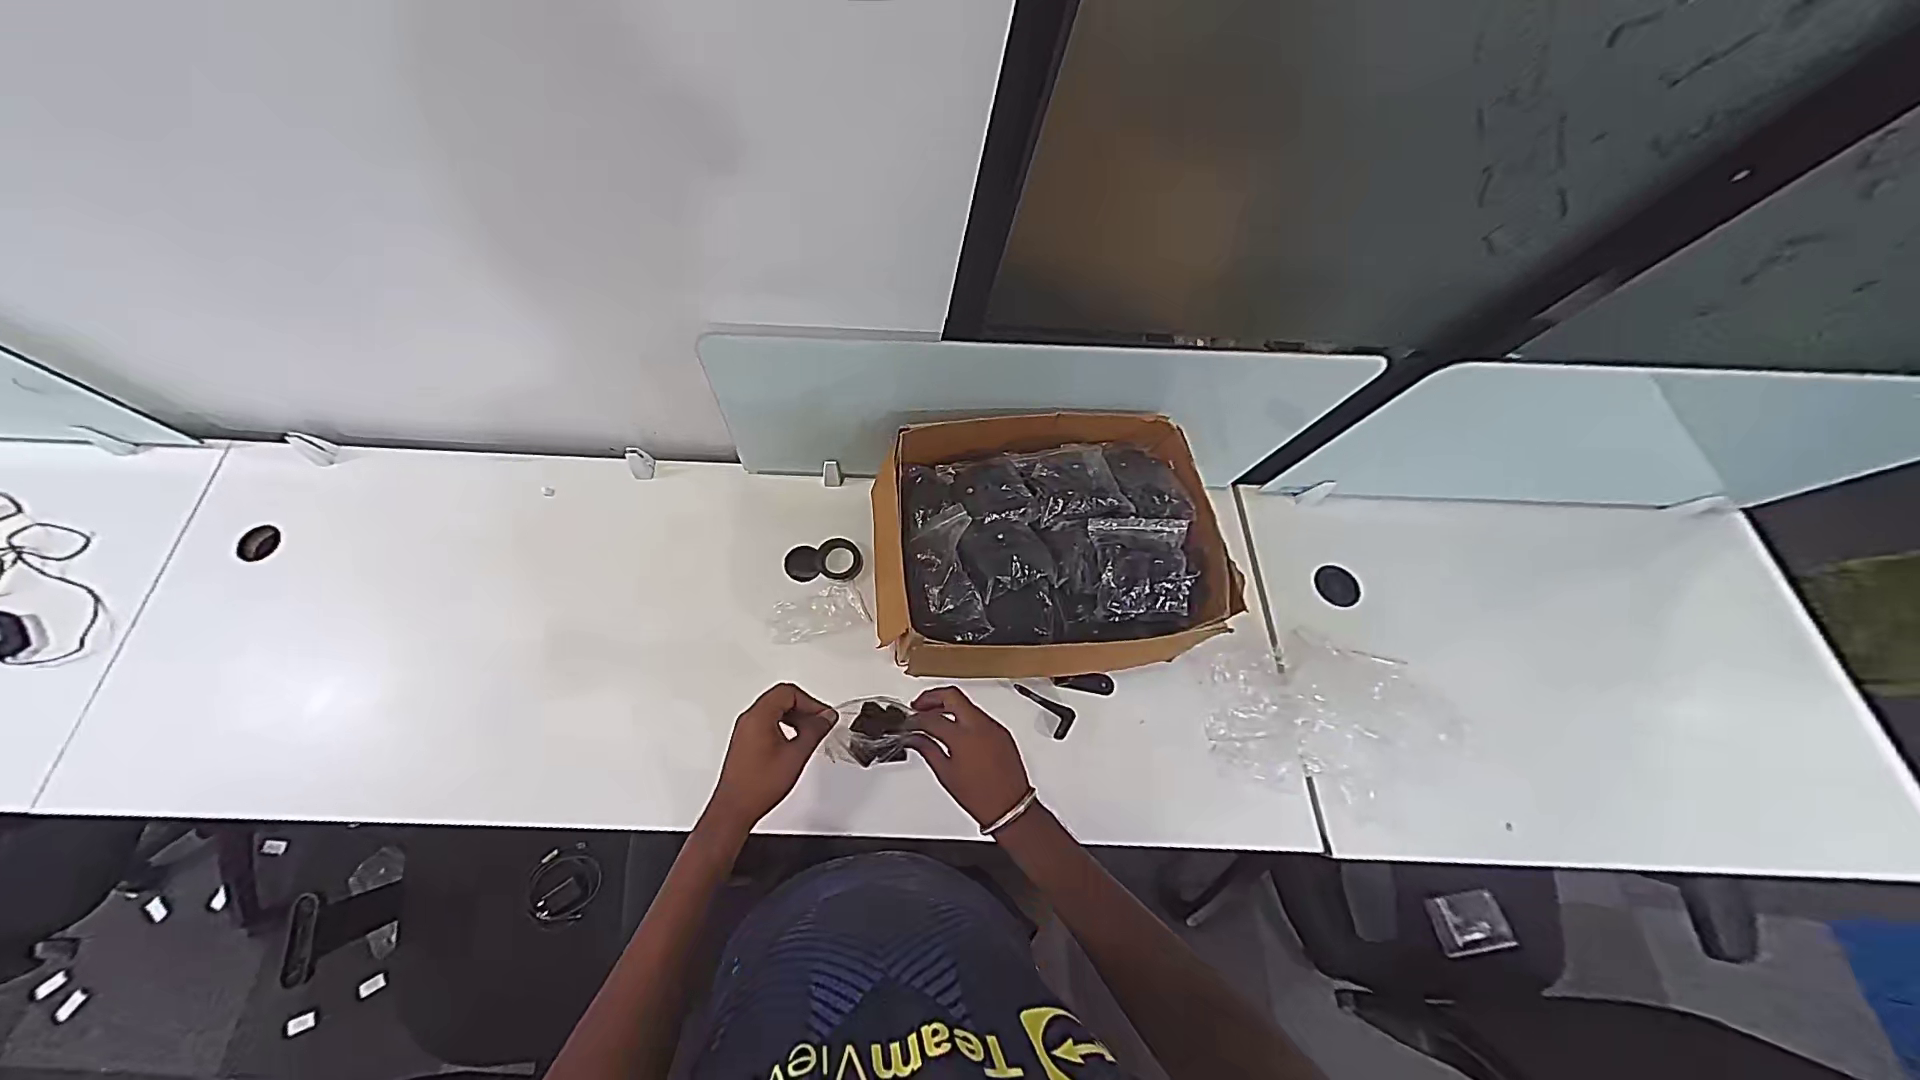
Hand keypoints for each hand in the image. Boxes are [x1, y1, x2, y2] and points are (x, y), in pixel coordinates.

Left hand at [705, 683, 836, 833]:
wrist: (735, 809)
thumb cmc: (758, 786)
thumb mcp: (796, 754)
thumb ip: (815, 730)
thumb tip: (826, 716)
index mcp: (759, 717)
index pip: (788, 693)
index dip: (810, 702)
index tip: (823, 716)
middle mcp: (749, 720)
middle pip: (781, 698)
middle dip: (804, 707)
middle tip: (820, 721)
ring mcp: (745, 730)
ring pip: (774, 710)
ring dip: (795, 716)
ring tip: (810, 732)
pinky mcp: (745, 741)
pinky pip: (767, 722)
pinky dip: (784, 725)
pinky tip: (795, 741)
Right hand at [904, 686, 1032, 828]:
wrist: (1011, 807)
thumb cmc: (981, 797)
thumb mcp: (946, 773)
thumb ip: (928, 749)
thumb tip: (915, 738)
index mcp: (962, 737)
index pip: (932, 718)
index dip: (916, 719)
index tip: (909, 723)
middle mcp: (980, 726)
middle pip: (951, 695)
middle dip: (931, 697)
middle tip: (918, 707)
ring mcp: (993, 726)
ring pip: (966, 703)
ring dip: (948, 706)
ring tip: (934, 718)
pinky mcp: (1001, 731)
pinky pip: (979, 716)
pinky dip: (964, 716)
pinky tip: (955, 727)